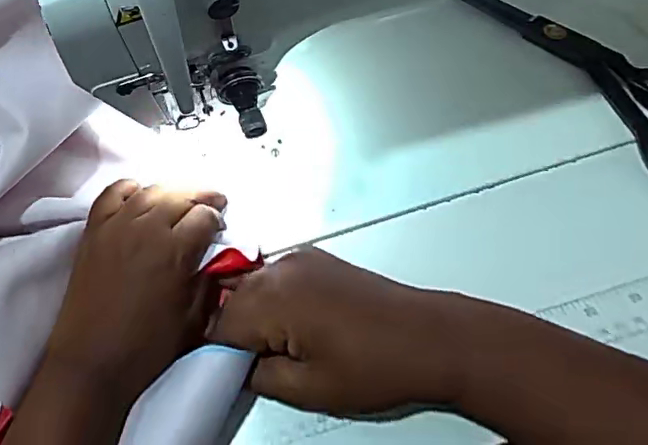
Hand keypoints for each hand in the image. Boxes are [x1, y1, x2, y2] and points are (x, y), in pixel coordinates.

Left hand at [40, 180, 227, 405]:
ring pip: (150, 190)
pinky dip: (130, 188)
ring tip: (180, 200)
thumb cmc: (145, 349)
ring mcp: (117, 224)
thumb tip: (217, 259)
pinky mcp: (94, 227)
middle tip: (212, 202)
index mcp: (174, 251)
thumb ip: (207, 284)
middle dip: (201, 197)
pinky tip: (140, 194)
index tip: (219, 227)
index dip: (216, 219)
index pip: (204, 216)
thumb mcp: (191, 322)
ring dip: (170, 192)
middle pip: (179, 196)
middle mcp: (146, 228)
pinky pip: (114, 192)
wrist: (91, 360)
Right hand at [209, 248, 475, 415]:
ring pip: (253, 282)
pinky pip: (275, 274)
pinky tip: (297, 324)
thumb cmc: (377, 365)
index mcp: (274, 297)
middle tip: (255, 362)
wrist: (427, 337)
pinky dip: (274, 297)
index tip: (227, 371)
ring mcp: (297, 258)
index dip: (220, 350)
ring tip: (280, 346)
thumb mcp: (312, 389)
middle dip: (236, 328)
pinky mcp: (313, 257)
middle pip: (233, 296)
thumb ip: (262, 376)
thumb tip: (239, 368)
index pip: (221, 322)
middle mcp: (280, 268)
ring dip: (254, 311)